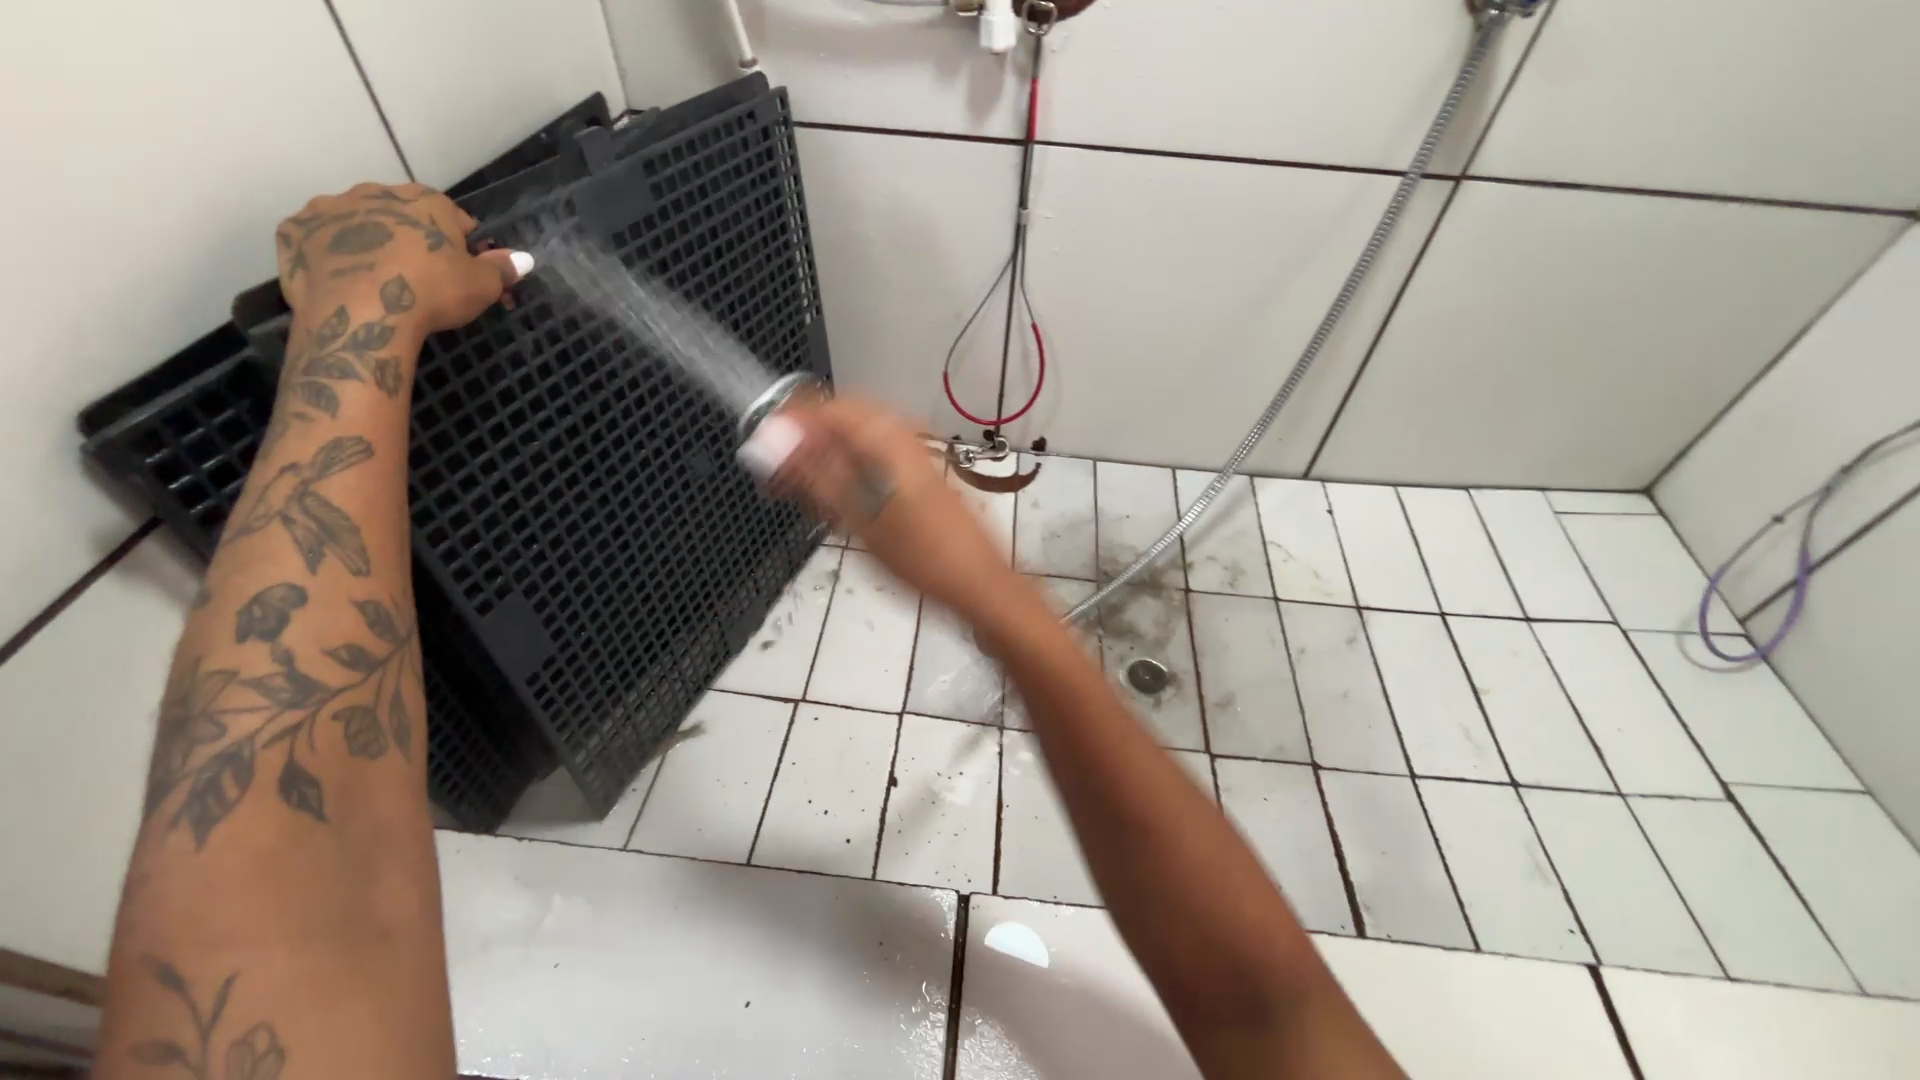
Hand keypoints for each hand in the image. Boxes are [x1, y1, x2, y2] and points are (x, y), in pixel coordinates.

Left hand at [274, 182, 527, 341]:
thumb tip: (524, 259)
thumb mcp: (482, 285)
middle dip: (410, 237)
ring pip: (355, 222)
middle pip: (399, 213)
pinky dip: (329, 256)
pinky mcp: (293, 233)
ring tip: (378, 280)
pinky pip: (316, 242)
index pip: (451, 215)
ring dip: (367, 241)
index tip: (462, 267)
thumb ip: (501, 268)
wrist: (362, 313)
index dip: (460, 242)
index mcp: (423, 200)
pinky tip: (341, 281)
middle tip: (420, 276)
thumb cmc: (432, 292)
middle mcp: (373, 192)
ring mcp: (328, 209)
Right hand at [748, 398, 1022, 619]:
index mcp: (888, 438)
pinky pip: (875, 455)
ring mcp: (916, 453)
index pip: (826, 406)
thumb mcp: (858, 518)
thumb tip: (773, 438)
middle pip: (841, 418)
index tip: (762, 448)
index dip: (788, 422)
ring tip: (805, 493)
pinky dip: (850, 470)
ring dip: (826, 458)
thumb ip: (814, 473)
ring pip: (857, 438)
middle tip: (779, 474)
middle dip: (806, 441)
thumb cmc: (923, 558)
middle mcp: (904, 436)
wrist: (979, 584)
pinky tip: (840, 502)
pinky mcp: (920, 473)